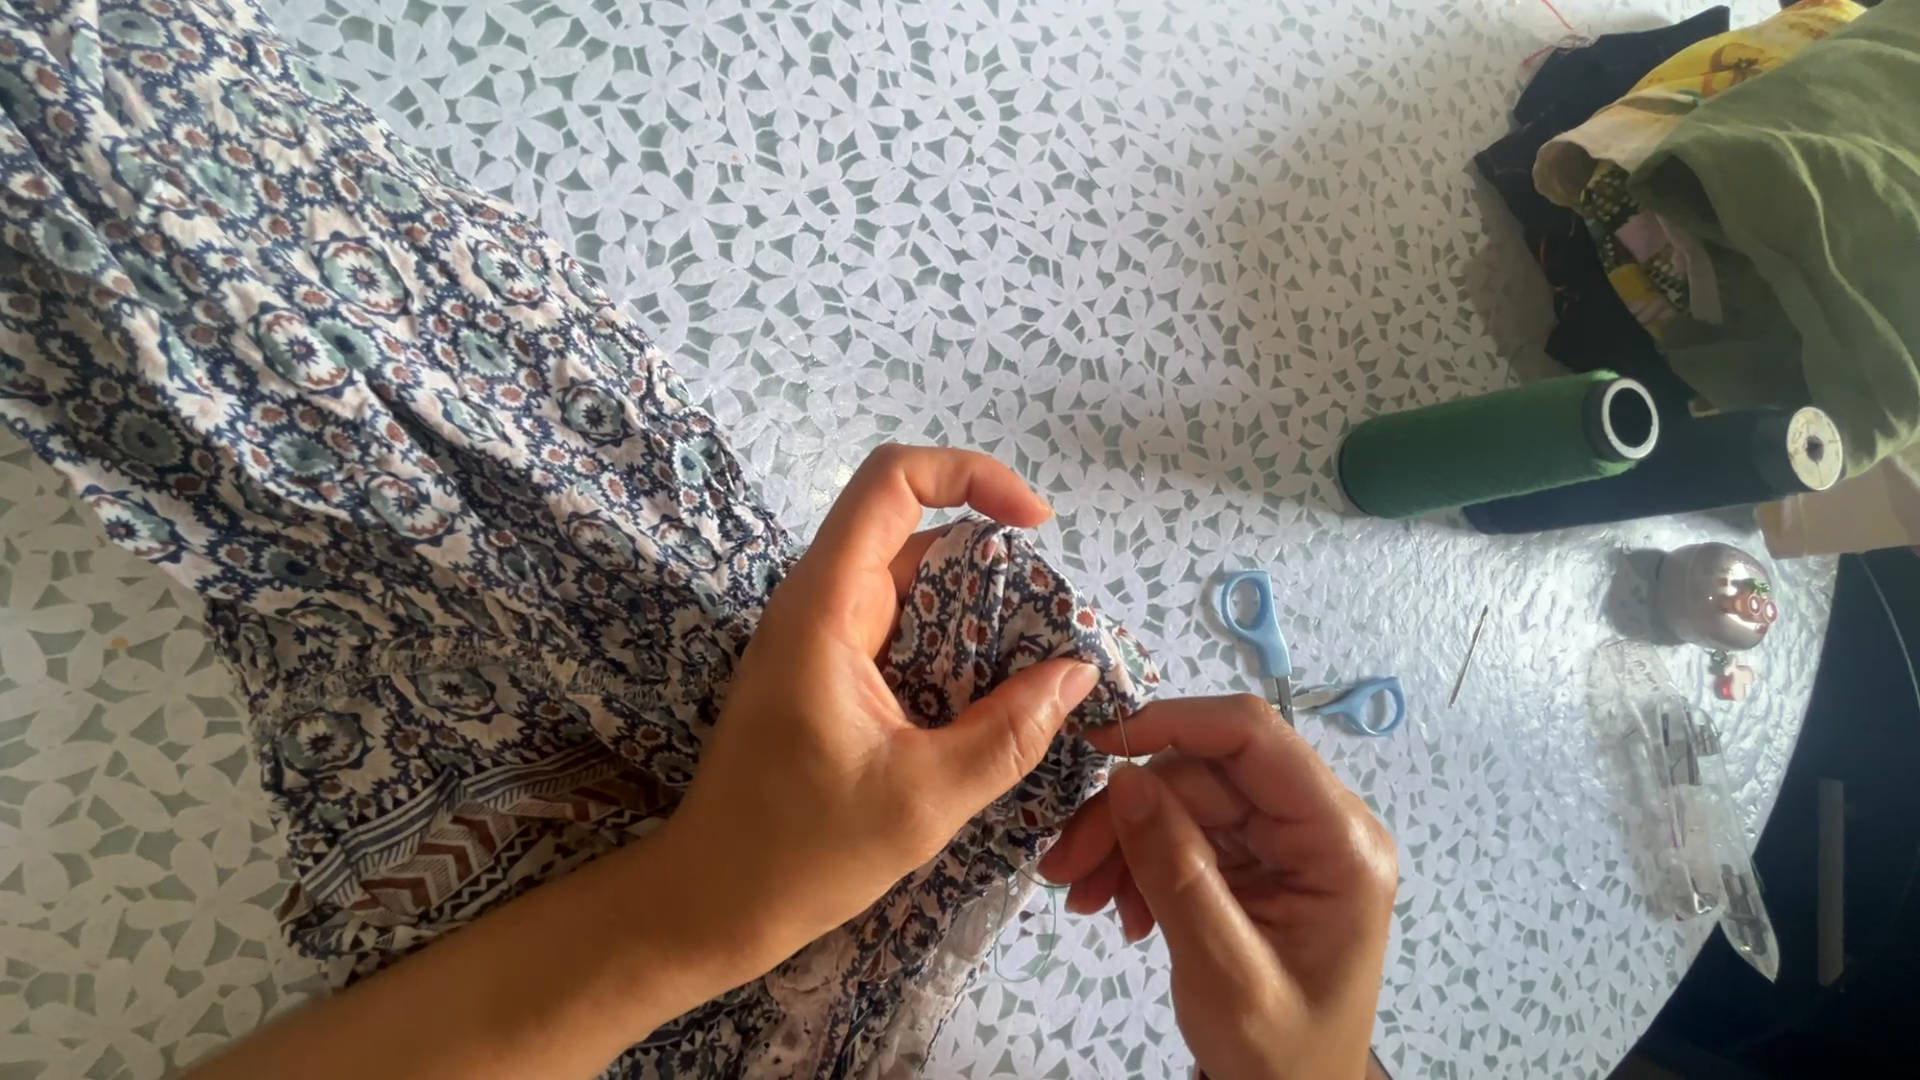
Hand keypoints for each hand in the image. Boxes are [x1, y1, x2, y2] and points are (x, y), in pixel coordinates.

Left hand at [656, 444, 1101, 986]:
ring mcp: (823, 631)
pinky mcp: (831, 663)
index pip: (892, 481)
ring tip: (1031, 666)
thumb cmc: (799, 853)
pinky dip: (954, 644)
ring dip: (978, 611)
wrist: (711, 901)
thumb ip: (1010, 734)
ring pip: (915, 581)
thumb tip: (1076, 675)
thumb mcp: (923, 799)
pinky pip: (905, 624)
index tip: (1036, 522)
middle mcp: (821, 600)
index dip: (970, 475)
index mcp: (826, 607)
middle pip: (915, 532)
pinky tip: (989, 691)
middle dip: (993, 564)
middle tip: (1046, 628)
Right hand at [1037, 696, 1396, 1079]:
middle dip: (1126, 811)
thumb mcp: (1223, 975)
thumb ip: (1175, 871)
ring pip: (1178, 794)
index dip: (1174, 722)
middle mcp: (1315, 820)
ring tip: (1085, 897)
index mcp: (1339, 841)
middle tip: (1067, 866)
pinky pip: (1178, 824)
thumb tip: (1123, 777)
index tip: (1097, 742)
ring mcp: (1280, 834)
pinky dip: (1137, 858)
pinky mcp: (1251, 850)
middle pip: (1200, 771)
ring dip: (1121, 839)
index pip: (1253, 736)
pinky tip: (1121, 908)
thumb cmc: (1279, 1057)